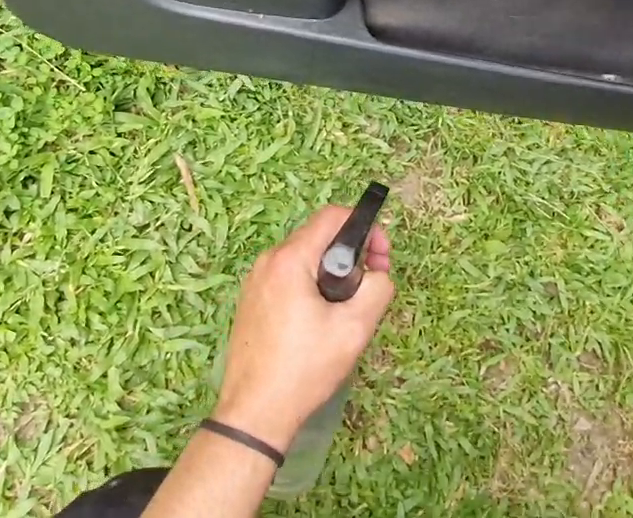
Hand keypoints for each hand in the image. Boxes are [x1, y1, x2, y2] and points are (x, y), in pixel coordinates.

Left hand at [211, 206, 394, 449]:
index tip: (381, 259)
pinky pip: (290, 278)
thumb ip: (378, 287)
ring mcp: (255, 282)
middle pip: (320, 237)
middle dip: (353, 253)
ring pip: (306, 259)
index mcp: (290, 259)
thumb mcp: (355, 327)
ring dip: (334, 272)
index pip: (333, 216)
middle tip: (372, 284)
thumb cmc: (305, 368)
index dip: (365, 228)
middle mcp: (268, 262)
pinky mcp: (251, 302)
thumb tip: (378, 274)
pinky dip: (312, 286)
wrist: (254, 416)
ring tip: (348, 308)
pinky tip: (322, 320)